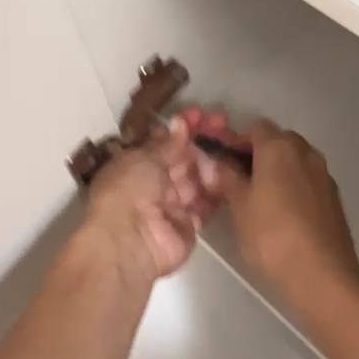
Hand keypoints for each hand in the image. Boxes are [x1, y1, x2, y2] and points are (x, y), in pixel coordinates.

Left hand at [80, 109, 225, 283]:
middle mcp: (155, 182)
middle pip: (183, 157)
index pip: (164, 140)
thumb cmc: (128, 191)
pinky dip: (217, 189)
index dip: (183, 126)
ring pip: (197, 177)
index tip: (202, 114)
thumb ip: (167, 142)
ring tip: (229, 146)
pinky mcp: (189, 224)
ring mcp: (172, 204)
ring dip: (212, 162)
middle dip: (203, 140)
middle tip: (224, 124)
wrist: (128, 244)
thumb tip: (179, 122)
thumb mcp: (144, 158)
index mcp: (137, 163)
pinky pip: (206, 202)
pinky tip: (230, 173)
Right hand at [214, 118, 358, 301]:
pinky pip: (308, 179)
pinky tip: (284, 214)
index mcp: (279, 147)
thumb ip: (229, 177)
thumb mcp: (239, 206)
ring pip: (295, 160)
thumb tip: (221, 161)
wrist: (322, 272)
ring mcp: (323, 173)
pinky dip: (294, 186)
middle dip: (258, 154)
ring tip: (260, 200)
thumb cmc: (272, 235)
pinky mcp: (334, 195)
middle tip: (239, 181)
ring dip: (278, 170)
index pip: (255, 127)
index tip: (223, 162)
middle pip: (278, 140)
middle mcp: (305, 151)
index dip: (236, 141)